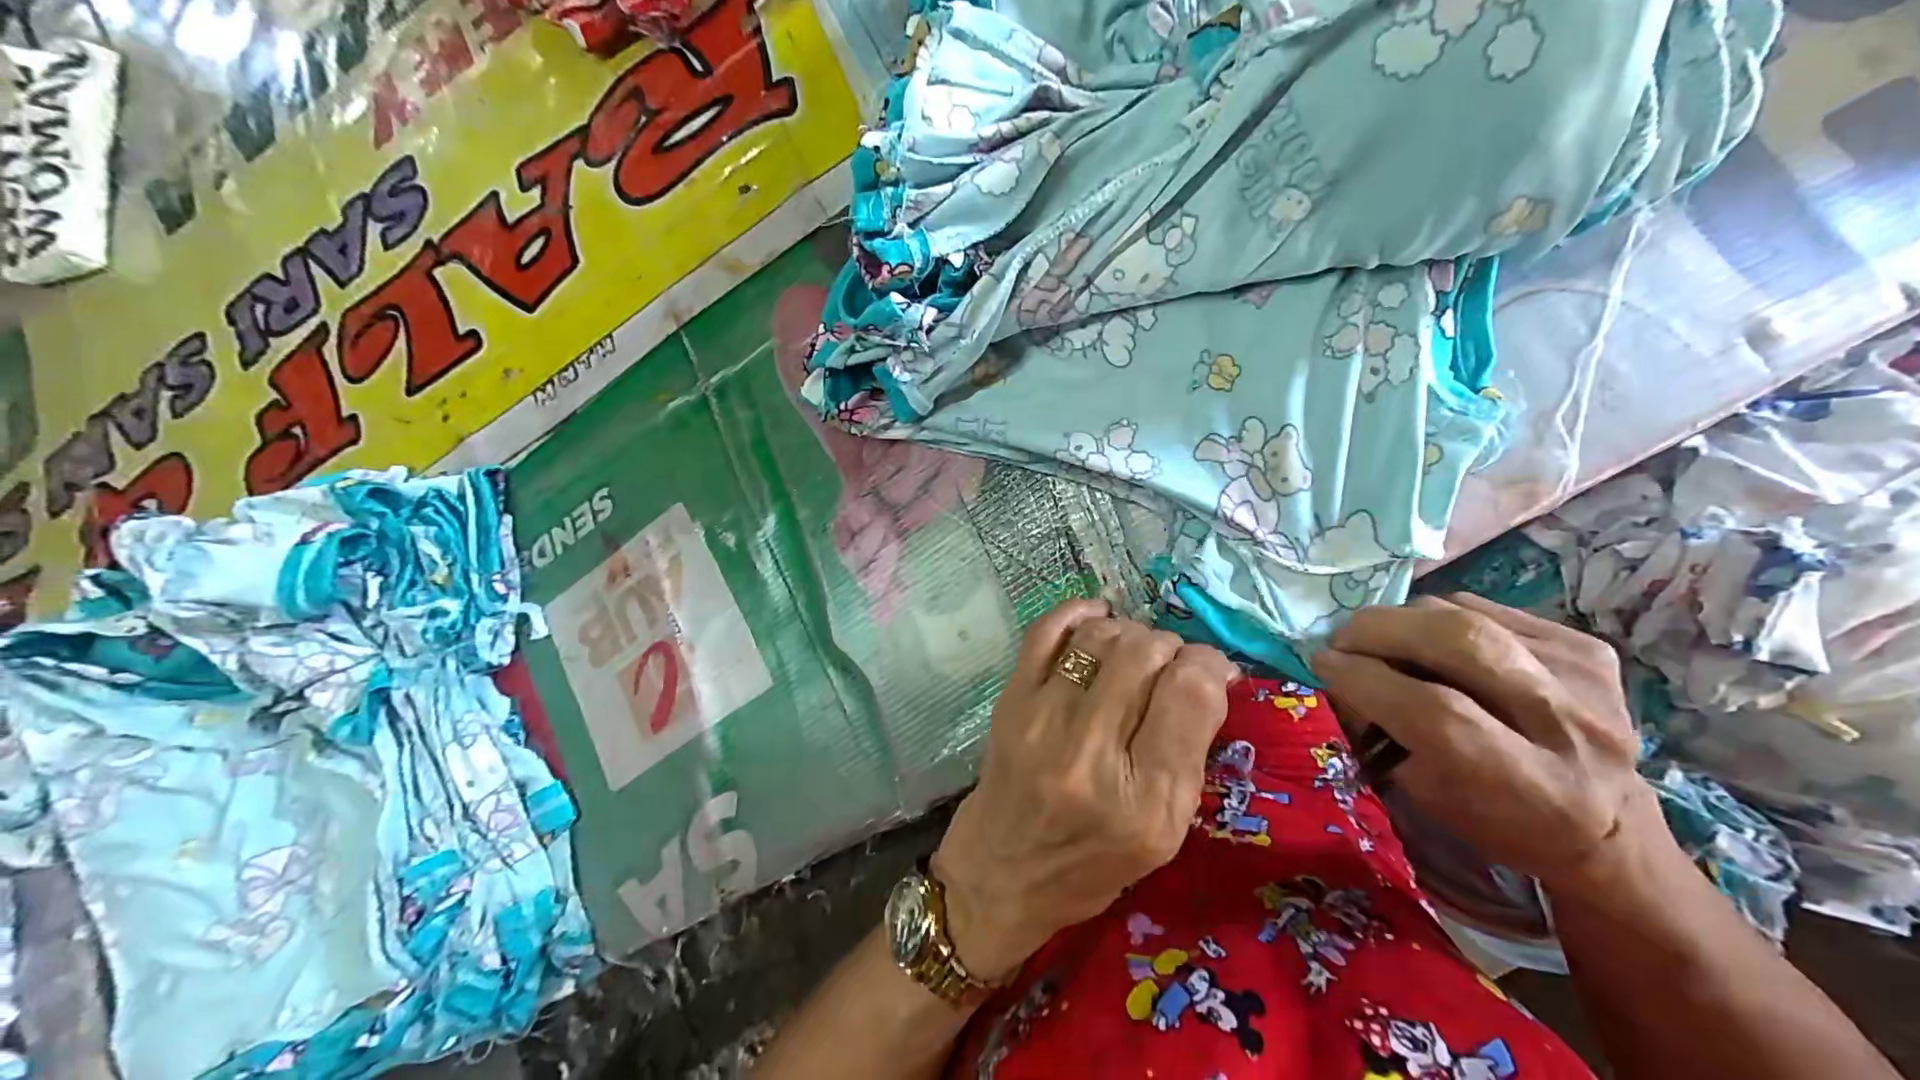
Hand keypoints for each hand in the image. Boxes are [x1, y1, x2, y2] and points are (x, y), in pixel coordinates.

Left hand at [932, 599, 1239, 982]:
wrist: (1002, 871)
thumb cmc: (1092, 863)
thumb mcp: (1164, 832)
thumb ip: (1190, 753)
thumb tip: (1208, 672)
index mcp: (1144, 801)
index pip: (1189, 694)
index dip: (1210, 666)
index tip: (1212, 671)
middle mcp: (1090, 754)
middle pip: (1146, 654)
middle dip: (1172, 647)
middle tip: (1172, 664)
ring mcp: (1041, 720)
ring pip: (1101, 637)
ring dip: (1131, 632)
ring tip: (1136, 652)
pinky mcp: (1010, 701)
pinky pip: (1046, 631)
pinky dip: (1079, 613)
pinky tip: (1099, 620)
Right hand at [1313, 593, 1671, 898]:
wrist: (1611, 826)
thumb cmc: (1501, 822)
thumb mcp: (1431, 797)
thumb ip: (1385, 733)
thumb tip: (1339, 674)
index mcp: (1527, 782)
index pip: (1435, 711)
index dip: (1366, 680)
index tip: (1322, 665)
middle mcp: (1566, 723)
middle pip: (1459, 642)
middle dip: (1380, 630)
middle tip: (1341, 638)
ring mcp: (1582, 676)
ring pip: (1466, 615)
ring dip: (1402, 620)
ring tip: (1378, 639)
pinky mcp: (1587, 647)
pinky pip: (1486, 609)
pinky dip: (1439, 618)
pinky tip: (1427, 640)